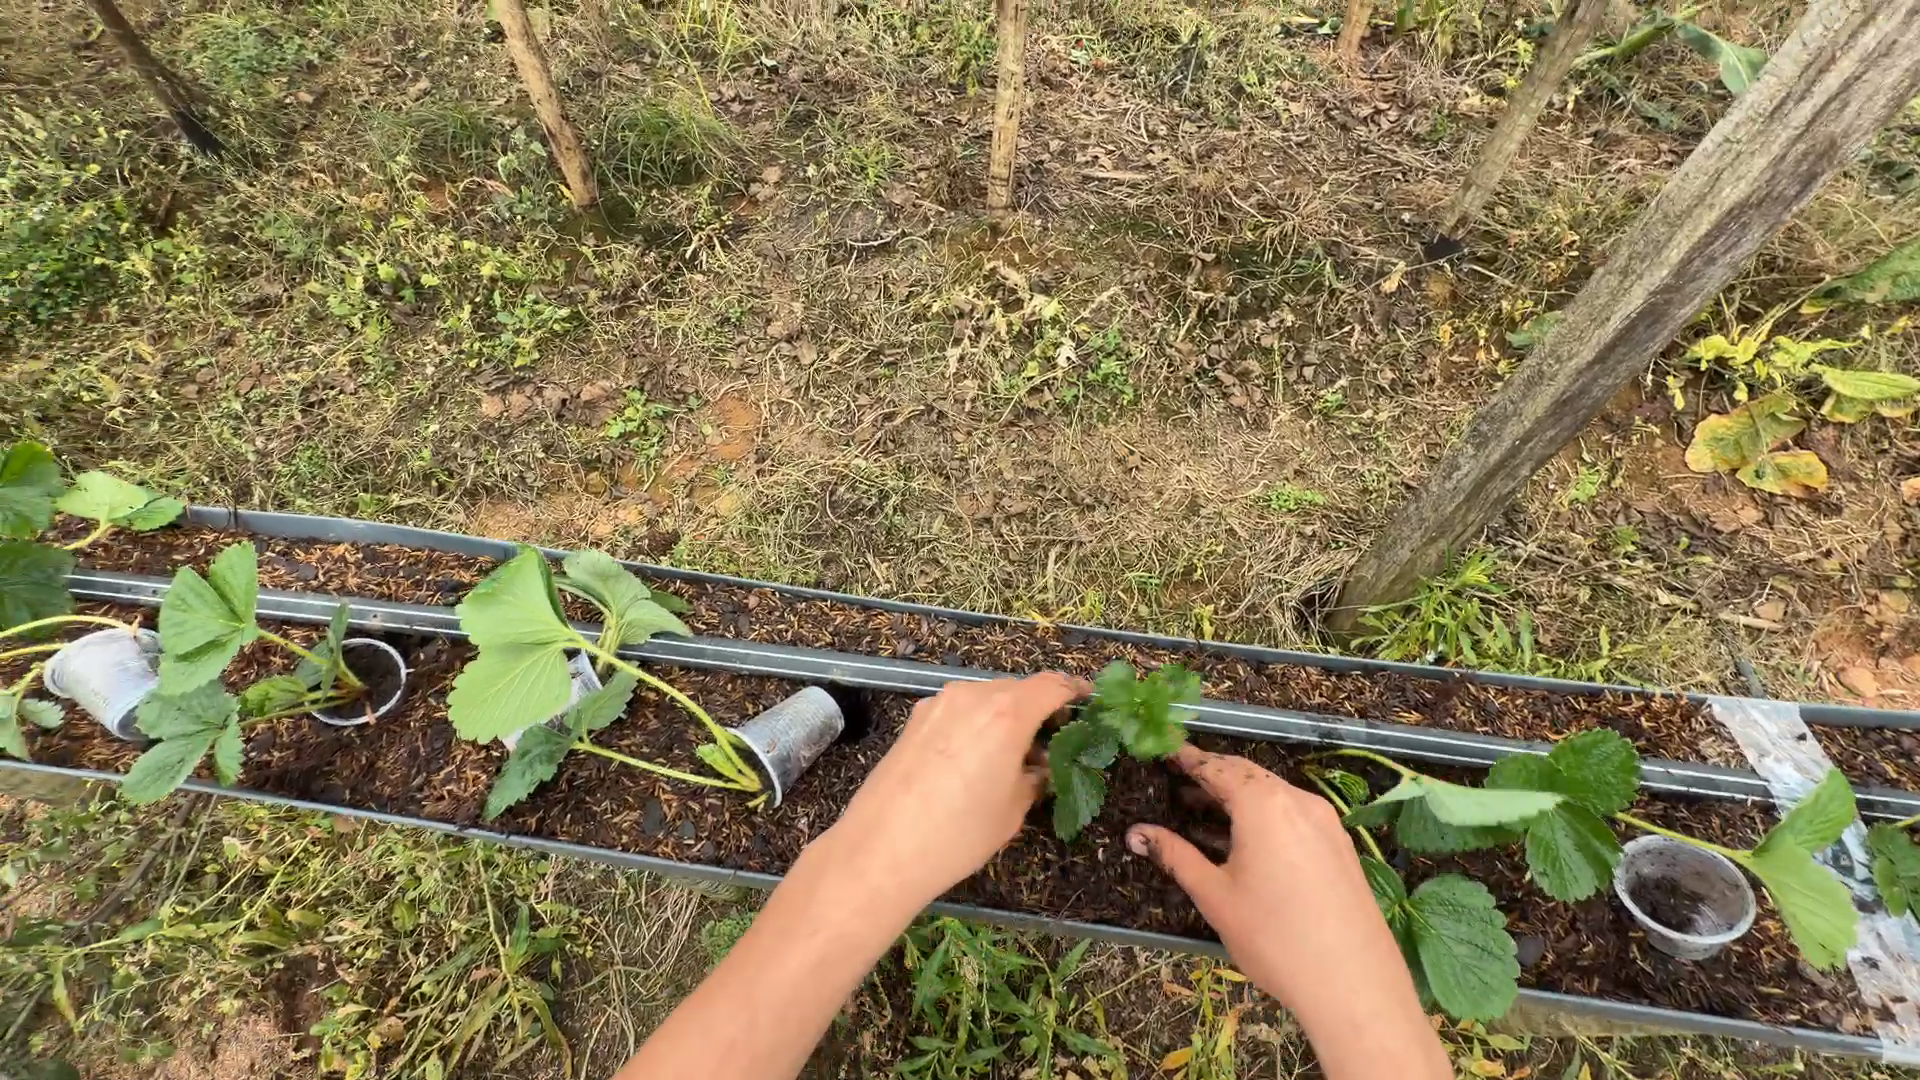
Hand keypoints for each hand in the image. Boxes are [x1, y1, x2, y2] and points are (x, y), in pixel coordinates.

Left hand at [814, 673, 1085, 914]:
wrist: (882, 847)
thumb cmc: (958, 832)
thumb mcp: (1013, 809)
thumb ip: (1034, 777)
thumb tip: (1038, 767)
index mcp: (1006, 713)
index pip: (1052, 685)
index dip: (1074, 690)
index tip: (1087, 700)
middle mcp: (972, 696)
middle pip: (1017, 689)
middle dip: (1039, 709)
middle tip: (1051, 743)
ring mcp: (939, 703)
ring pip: (985, 698)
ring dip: (1005, 716)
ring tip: (1011, 756)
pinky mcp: (916, 718)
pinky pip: (959, 710)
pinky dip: (976, 723)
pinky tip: (974, 759)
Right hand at [1127, 746, 1448, 1079]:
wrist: (1358, 991)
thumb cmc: (1275, 938)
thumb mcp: (1214, 895)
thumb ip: (1174, 855)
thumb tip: (1135, 834)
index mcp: (1264, 804)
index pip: (1217, 767)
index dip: (1188, 759)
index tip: (1165, 752)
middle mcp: (1298, 801)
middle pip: (1246, 774)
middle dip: (1211, 775)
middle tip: (1178, 781)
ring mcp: (1325, 823)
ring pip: (1272, 794)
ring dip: (1236, 796)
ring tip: (1201, 812)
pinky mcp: (1340, 846)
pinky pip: (1292, 814)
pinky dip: (1262, 814)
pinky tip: (1244, 841)